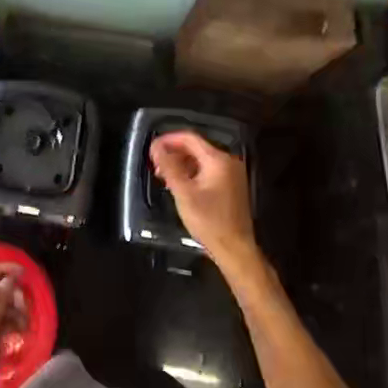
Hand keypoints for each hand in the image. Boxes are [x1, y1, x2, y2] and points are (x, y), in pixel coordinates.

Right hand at [151, 131, 259, 271]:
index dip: (168, 140)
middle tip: (156, 166)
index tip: (152, 149)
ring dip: (182, 165)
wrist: (235, 249)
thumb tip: (156, 147)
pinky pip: (209, 172)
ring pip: (202, 161)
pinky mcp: (232, 187)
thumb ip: (169, 167)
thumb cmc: (208, 221)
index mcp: (218, 160)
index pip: (190, 138)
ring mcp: (232, 175)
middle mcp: (228, 162)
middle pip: (196, 148)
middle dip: (174, 154)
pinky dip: (193, 174)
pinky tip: (181, 186)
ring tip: (164, 177)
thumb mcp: (184, 193)